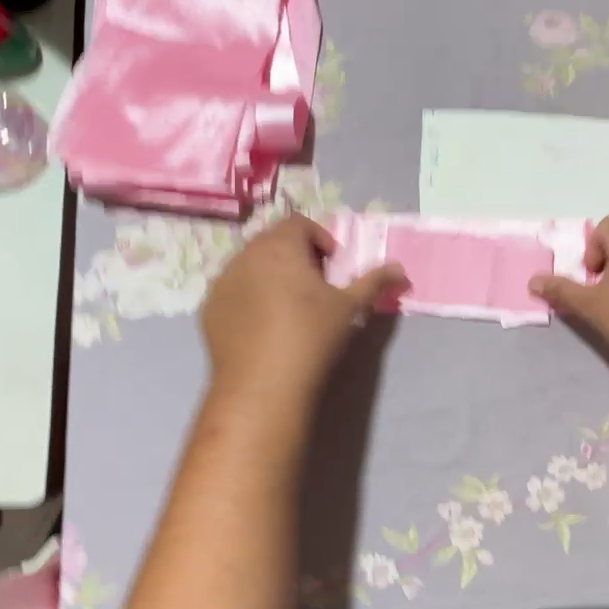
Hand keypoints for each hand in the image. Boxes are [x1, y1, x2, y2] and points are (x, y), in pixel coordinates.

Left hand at [201, 215, 405, 409]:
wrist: (263, 384)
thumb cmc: (311, 336)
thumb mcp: (349, 307)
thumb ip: (374, 281)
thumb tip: (399, 268)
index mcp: (280, 246)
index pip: (299, 223)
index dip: (321, 240)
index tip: (333, 269)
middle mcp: (245, 255)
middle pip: (273, 242)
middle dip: (296, 257)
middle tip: (315, 288)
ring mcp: (222, 282)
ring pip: (250, 266)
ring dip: (271, 276)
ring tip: (289, 308)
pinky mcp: (209, 308)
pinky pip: (234, 291)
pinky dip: (250, 298)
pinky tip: (265, 328)